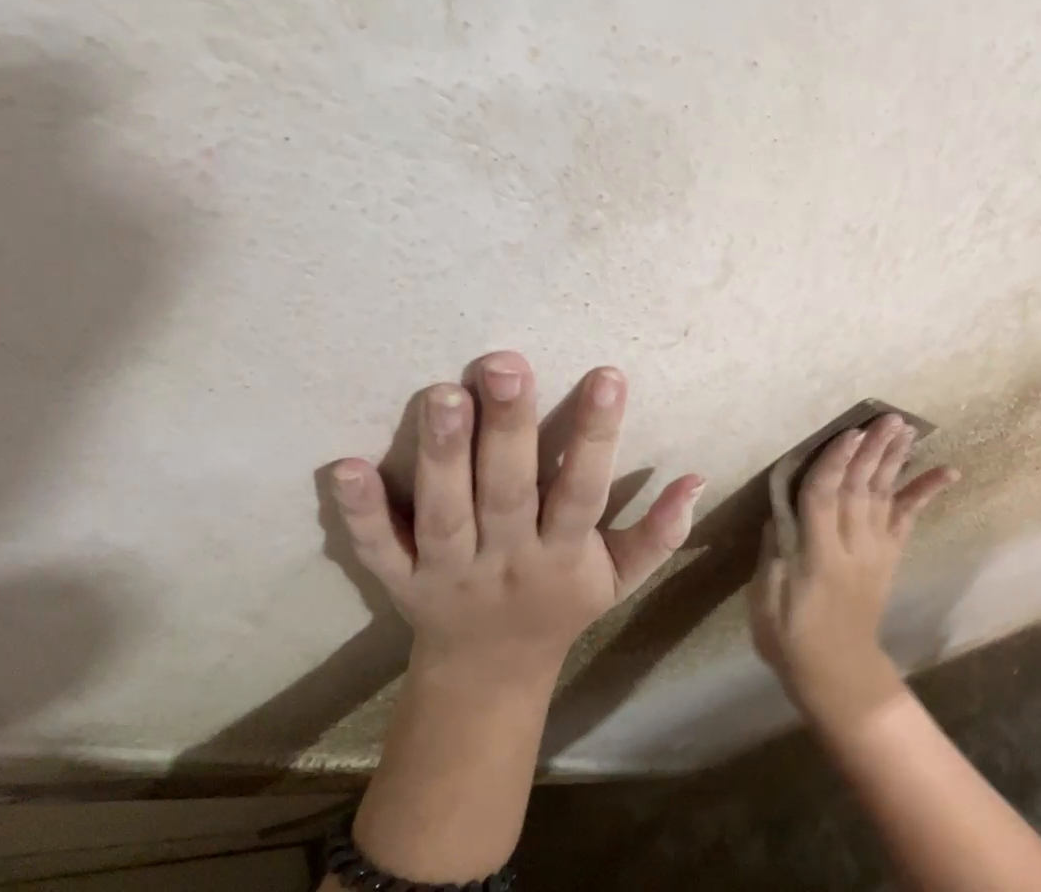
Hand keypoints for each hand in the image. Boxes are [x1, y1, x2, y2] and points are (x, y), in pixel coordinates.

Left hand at [331, 350, 705, 685]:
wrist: (490, 675)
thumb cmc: (561, 608)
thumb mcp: (620, 579)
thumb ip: (658, 532)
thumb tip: (697, 478)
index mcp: (563, 556)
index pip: (584, 491)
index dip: (597, 437)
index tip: (607, 375)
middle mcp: (507, 561)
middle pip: (508, 494)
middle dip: (508, 430)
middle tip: (505, 365)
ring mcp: (450, 574)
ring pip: (447, 514)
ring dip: (443, 456)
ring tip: (443, 394)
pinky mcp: (403, 582)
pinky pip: (381, 550)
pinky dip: (363, 514)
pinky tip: (343, 467)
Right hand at [749, 413, 955, 725]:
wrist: (839, 673)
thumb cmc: (791, 639)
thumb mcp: (766, 605)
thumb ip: (772, 558)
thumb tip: (777, 515)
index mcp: (818, 557)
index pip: (824, 499)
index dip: (835, 464)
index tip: (848, 434)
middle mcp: (851, 547)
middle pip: (861, 489)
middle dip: (873, 451)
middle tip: (887, 417)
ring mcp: (875, 552)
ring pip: (884, 496)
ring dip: (896, 461)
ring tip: (906, 429)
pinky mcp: (889, 557)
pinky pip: (908, 519)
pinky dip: (925, 493)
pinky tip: (945, 472)